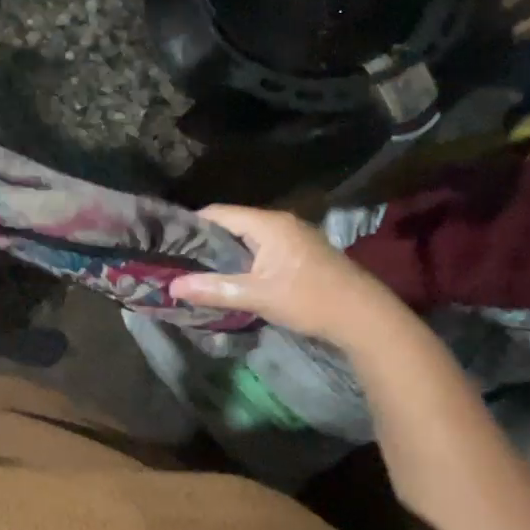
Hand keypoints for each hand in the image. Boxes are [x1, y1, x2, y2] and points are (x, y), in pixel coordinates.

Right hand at [168, 205, 407, 347]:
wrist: (363, 316)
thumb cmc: (309, 299)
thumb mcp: (256, 296)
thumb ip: (214, 289)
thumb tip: (172, 287)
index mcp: (268, 224)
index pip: (218, 213)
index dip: (190, 225)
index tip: (167, 243)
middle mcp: (280, 223)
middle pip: (231, 224)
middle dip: (203, 242)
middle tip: (176, 261)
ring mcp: (293, 237)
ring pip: (245, 239)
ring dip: (222, 254)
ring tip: (196, 272)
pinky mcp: (299, 253)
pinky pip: (260, 249)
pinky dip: (241, 261)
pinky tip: (230, 279)